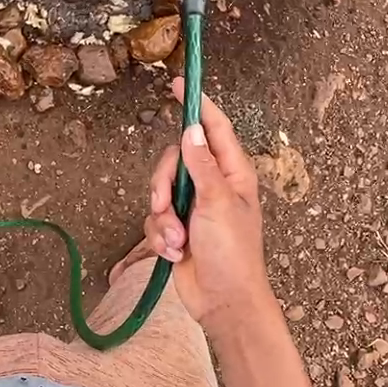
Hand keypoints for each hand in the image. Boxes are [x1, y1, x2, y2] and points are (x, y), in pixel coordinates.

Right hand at [143, 78, 274, 340]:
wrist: (222, 302)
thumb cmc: (232, 253)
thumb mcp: (217, 203)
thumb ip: (201, 165)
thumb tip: (192, 129)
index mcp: (232, 173)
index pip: (214, 128)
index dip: (197, 105)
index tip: (178, 84)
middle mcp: (212, 184)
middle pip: (174, 160)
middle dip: (163, 185)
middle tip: (165, 205)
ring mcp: (193, 207)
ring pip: (160, 192)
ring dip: (162, 219)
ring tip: (176, 241)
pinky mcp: (177, 228)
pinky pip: (155, 219)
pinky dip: (160, 236)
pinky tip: (174, 253)